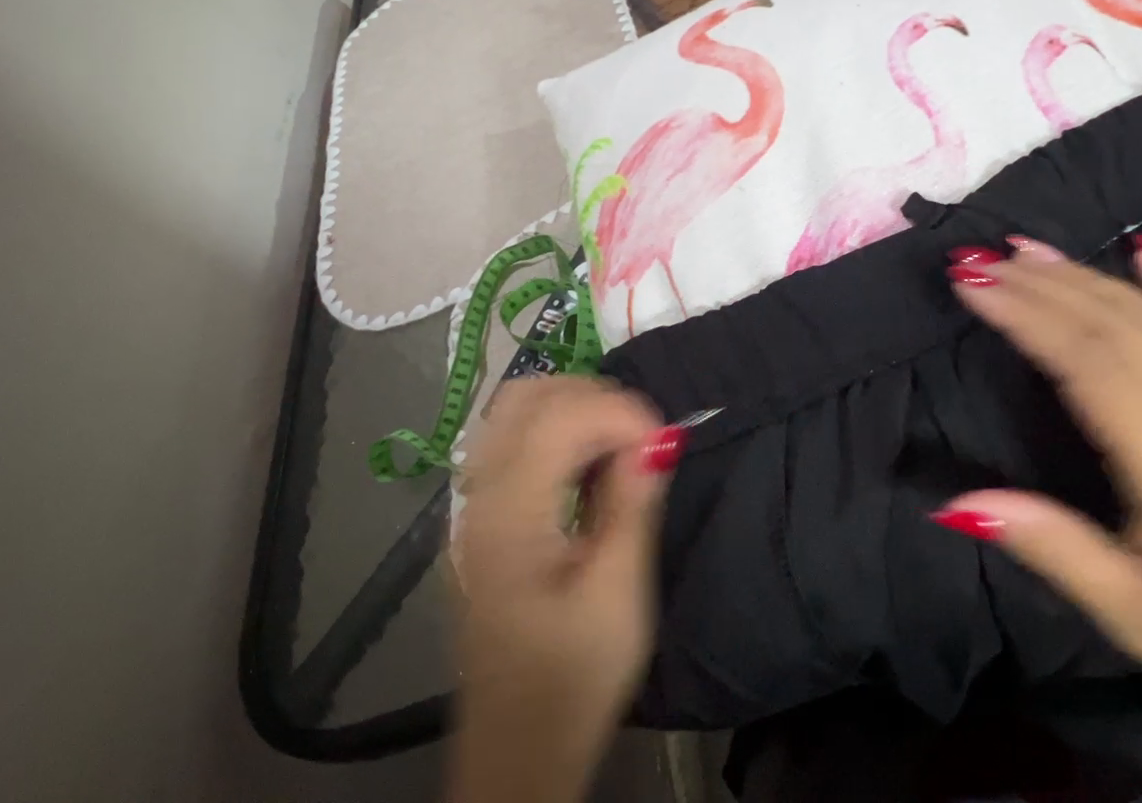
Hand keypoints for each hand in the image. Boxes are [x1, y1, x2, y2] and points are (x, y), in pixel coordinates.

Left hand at [447, 377, 674, 802]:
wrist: (518, 743)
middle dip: (596, 398)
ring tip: (625, 444)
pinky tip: (593, 463)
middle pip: (527, 397)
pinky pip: (515, 440)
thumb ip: (631, 507)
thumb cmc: (574, 678)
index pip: (559, 417)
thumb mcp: (618, 596)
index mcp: (510, 515)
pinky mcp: (484, 518)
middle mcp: (480, 496)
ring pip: (516, 411)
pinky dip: (558, 429)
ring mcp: (474, 505)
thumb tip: (657, 439)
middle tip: (646, 436)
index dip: (621, 413)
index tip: (666, 444)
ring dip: (575, 408)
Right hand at [938, 236, 1141, 802]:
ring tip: (1033, 250)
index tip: (970, 282)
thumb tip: (955, 501)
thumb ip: (1054, 548)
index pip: (1087, 361)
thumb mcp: (1138, 617)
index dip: (1025, 315)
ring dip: (1093, 277)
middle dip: (1043, 285)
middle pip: (1117, 325)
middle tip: (978, 257)